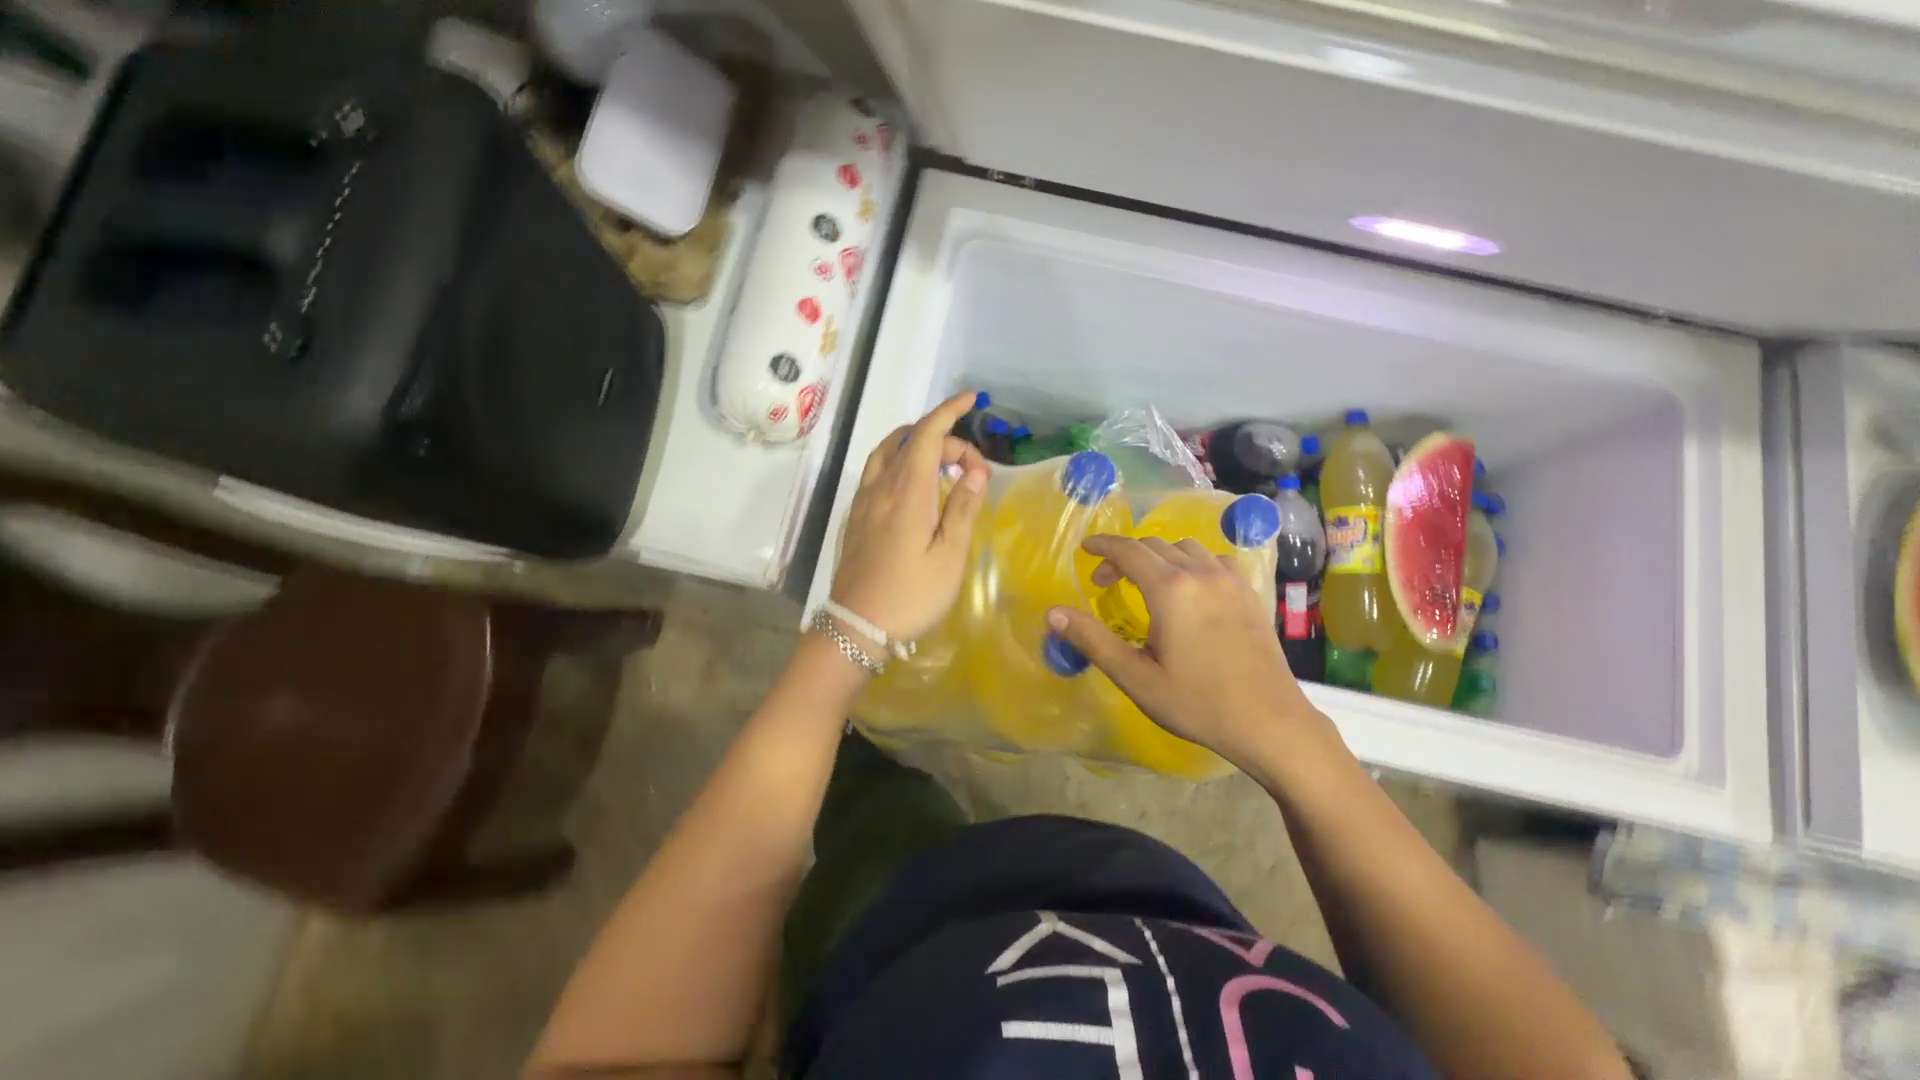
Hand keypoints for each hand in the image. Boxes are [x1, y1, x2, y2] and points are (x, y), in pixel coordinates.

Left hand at [830, 391, 990, 644]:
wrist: (857, 626)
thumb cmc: (912, 595)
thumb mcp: (949, 556)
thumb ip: (963, 508)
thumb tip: (974, 471)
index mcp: (908, 492)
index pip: (927, 434)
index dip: (949, 411)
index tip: (971, 400)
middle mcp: (881, 487)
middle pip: (911, 441)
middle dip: (946, 440)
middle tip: (973, 473)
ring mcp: (864, 501)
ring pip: (888, 452)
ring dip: (917, 445)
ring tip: (944, 466)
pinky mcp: (856, 517)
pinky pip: (877, 471)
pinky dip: (900, 462)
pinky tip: (916, 487)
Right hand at [1047, 534, 1326, 766]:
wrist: (1268, 722)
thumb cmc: (1197, 703)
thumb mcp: (1136, 677)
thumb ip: (1092, 640)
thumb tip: (1052, 613)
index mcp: (1170, 590)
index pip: (1129, 551)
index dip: (1103, 546)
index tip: (1085, 549)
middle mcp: (1201, 573)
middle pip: (1156, 545)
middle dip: (1126, 556)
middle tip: (1107, 582)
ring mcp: (1231, 581)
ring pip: (1187, 548)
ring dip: (1160, 556)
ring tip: (1146, 583)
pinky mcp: (1249, 594)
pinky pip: (1215, 560)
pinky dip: (1192, 563)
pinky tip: (1190, 589)